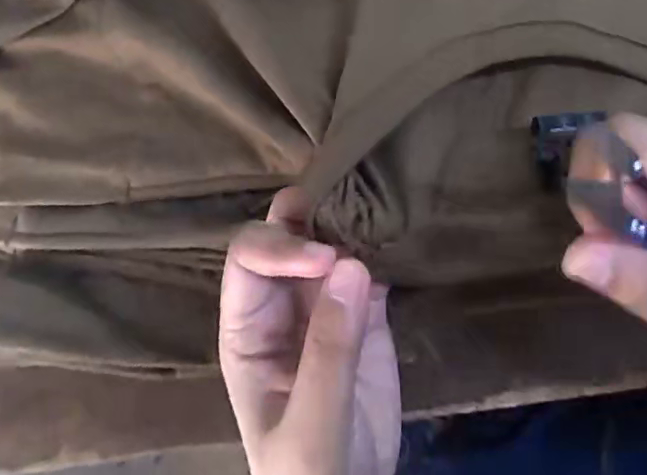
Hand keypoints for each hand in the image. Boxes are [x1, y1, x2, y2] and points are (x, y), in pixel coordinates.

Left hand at [219, 188, 400, 474]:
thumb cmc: (310, 474)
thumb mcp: (311, 426)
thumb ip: (328, 351)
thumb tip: (351, 264)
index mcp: (249, 328)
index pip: (248, 260)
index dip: (281, 248)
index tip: (326, 260)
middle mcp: (283, 303)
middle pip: (283, 235)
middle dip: (308, 212)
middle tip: (346, 199)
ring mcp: (325, 303)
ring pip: (328, 239)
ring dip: (349, 220)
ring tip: (378, 206)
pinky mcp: (367, 309)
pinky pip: (370, 262)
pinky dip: (382, 244)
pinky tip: (398, 234)